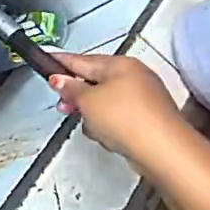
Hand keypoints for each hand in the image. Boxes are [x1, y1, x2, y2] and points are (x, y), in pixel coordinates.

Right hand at [47, 52, 185, 154]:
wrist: (164, 151)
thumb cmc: (123, 118)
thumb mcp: (87, 101)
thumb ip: (70, 88)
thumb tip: (58, 79)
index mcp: (120, 64)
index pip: (82, 60)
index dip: (61, 61)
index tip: (45, 59)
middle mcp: (135, 76)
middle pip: (95, 81)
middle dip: (77, 95)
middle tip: (63, 105)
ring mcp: (144, 98)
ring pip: (105, 101)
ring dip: (93, 113)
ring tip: (90, 126)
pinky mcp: (148, 119)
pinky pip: (118, 116)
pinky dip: (108, 124)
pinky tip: (106, 136)